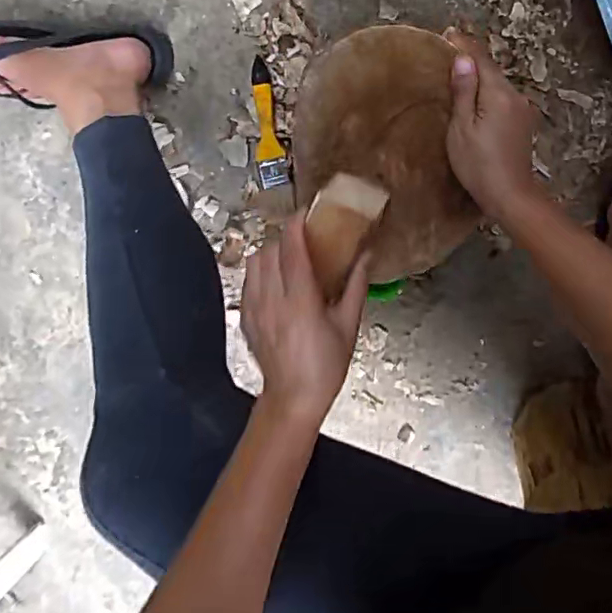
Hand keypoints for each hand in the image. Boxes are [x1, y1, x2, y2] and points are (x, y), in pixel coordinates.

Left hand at [241, 213, 369, 424]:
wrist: (293, 398)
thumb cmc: (324, 366)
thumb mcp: (348, 326)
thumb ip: (355, 286)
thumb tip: (366, 257)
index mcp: (301, 302)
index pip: (292, 250)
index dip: (296, 225)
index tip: (304, 214)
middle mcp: (273, 301)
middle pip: (270, 250)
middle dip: (284, 238)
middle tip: (301, 238)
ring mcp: (255, 308)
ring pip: (254, 261)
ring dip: (269, 252)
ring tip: (286, 258)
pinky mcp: (245, 316)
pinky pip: (247, 280)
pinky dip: (259, 271)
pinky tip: (274, 280)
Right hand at [443, 29, 542, 217]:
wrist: (510, 196)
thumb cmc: (478, 163)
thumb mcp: (462, 127)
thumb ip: (463, 91)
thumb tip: (462, 59)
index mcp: (499, 94)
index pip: (481, 60)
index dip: (465, 45)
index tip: (449, 32)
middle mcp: (515, 97)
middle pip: (491, 71)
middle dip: (472, 59)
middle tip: (449, 49)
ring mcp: (522, 111)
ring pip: (497, 85)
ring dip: (479, 77)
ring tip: (458, 72)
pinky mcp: (522, 124)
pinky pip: (501, 99)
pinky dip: (487, 93)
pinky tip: (475, 98)